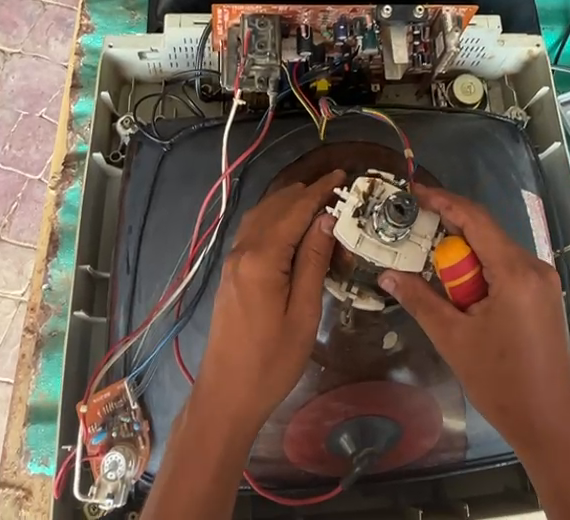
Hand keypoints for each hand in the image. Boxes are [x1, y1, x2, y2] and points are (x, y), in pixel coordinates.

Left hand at [192, 169, 344, 428]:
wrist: (227, 394)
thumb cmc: (272, 361)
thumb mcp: (304, 313)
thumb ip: (313, 262)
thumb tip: (327, 219)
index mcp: (262, 258)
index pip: (295, 211)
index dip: (319, 191)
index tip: (342, 176)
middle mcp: (243, 251)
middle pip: (276, 207)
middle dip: (306, 192)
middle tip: (337, 187)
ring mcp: (233, 260)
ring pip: (262, 215)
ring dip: (288, 202)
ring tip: (318, 197)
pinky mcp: (231, 272)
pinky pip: (253, 230)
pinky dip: (274, 216)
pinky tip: (290, 223)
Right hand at [378, 187, 569, 451]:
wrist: (551, 423)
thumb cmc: (501, 383)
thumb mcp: (453, 339)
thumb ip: (420, 300)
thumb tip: (387, 275)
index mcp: (515, 272)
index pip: (475, 219)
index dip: (444, 202)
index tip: (415, 194)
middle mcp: (534, 267)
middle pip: (485, 232)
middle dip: (448, 230)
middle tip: (412, 230)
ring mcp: (543, 280)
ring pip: (495, 250)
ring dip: (463, 253)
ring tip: (429, 260)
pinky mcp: (543, 295)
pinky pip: (505, 267)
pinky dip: (479, 269)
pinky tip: (458, 285)